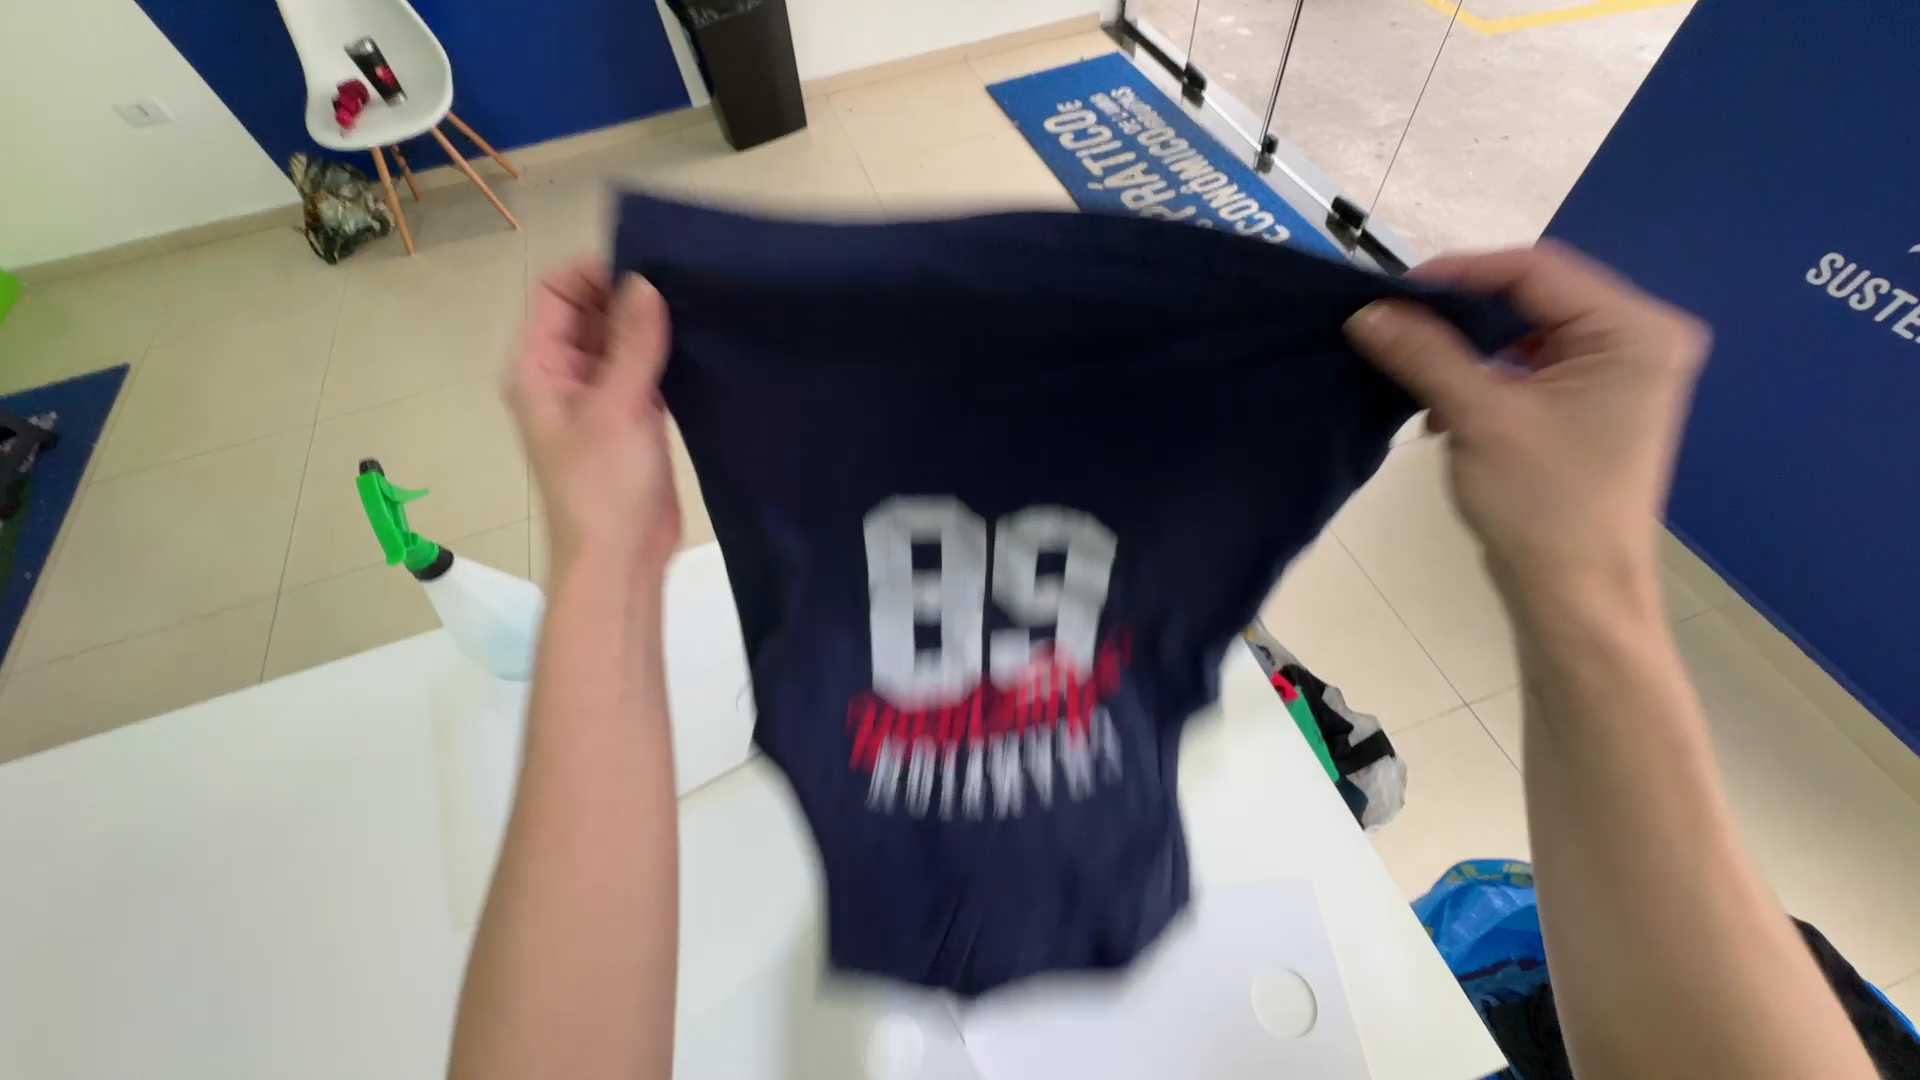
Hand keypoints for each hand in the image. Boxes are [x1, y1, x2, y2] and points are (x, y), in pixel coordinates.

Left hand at [505, 262, 680, 578]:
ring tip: (698, 310)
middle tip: (684, 285)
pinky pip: (648, 374)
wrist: (622, 556)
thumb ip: (632, 344)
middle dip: (630, 298)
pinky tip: (701, 348)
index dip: (595, 274)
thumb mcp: (617, 408)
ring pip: (623, 344)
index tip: (648, 269)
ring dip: (653, 329)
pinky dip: (668, 359)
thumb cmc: (604, 485)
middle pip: (592, 315)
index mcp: (539, 367)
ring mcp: (602, 399)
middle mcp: (566, 376)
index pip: (557, 294)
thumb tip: (646, 283)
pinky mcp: (635, 420)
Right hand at [1344, 242, 1709, 596]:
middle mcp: (1635, 340)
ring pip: (1520, 333)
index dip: (1458, 274)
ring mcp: (1612, 375)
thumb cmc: (1540, 501)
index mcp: (1632, 330)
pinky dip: (1477, 376)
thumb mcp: (1478, 416)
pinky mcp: (1584, 405)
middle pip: (1530, 297)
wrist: (1572, 588)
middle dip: (1456, 313)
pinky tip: (1440, 404)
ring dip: (1461, 347)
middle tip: (1393, 326)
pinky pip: (1523, 367)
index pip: (1535, 270)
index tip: (1390, 294)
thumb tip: (1366, 311)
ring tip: (1411, 366)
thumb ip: (1423, 355)